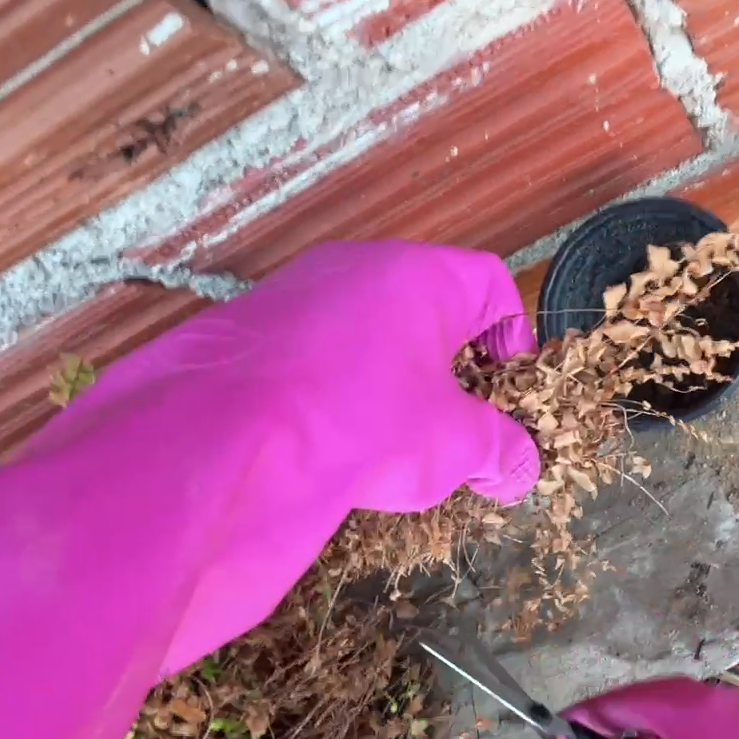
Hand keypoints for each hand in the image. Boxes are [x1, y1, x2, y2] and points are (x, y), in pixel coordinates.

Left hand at [27, 240, 540, 510]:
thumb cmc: (364, 422)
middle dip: (453, 366)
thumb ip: (501, 451)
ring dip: (395, 379)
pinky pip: (315, 352)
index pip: (492, 285)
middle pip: (430, 306)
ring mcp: (292, 295)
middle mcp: (355, 268)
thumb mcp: (455, 445)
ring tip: (396, 438)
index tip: (509, 391)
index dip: (514, 337)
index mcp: (420, 276)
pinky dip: (339, 389)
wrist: (216, 443)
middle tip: (458, 420)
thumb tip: (522, 471)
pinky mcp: (244, 331)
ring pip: (370, 329)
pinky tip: (334, 439)